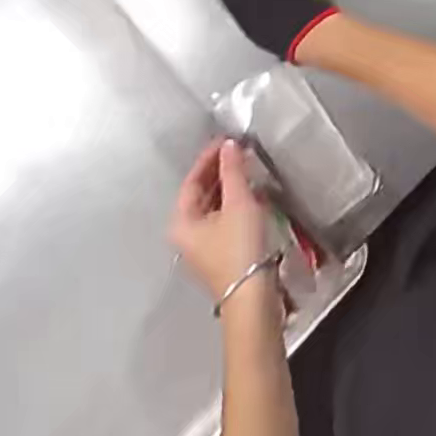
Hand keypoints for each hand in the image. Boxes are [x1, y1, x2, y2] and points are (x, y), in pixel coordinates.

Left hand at [169, 139, 273, 300]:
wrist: (253, 295)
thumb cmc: (240, 246)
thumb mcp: (239, 203)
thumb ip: (234, 171)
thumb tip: (229, 145)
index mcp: (181, 222)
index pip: (192, 180)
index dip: (209, 158)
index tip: (226, 141)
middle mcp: (186, 234)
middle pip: (201, 194)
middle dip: (220, 171)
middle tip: (239, 151)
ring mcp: (204, 245)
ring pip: (214, 206)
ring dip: (230, 186)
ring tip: (248, 167)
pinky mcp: (222, 253)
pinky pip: (225, 218)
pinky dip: (236, 202)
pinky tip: (253, 193)